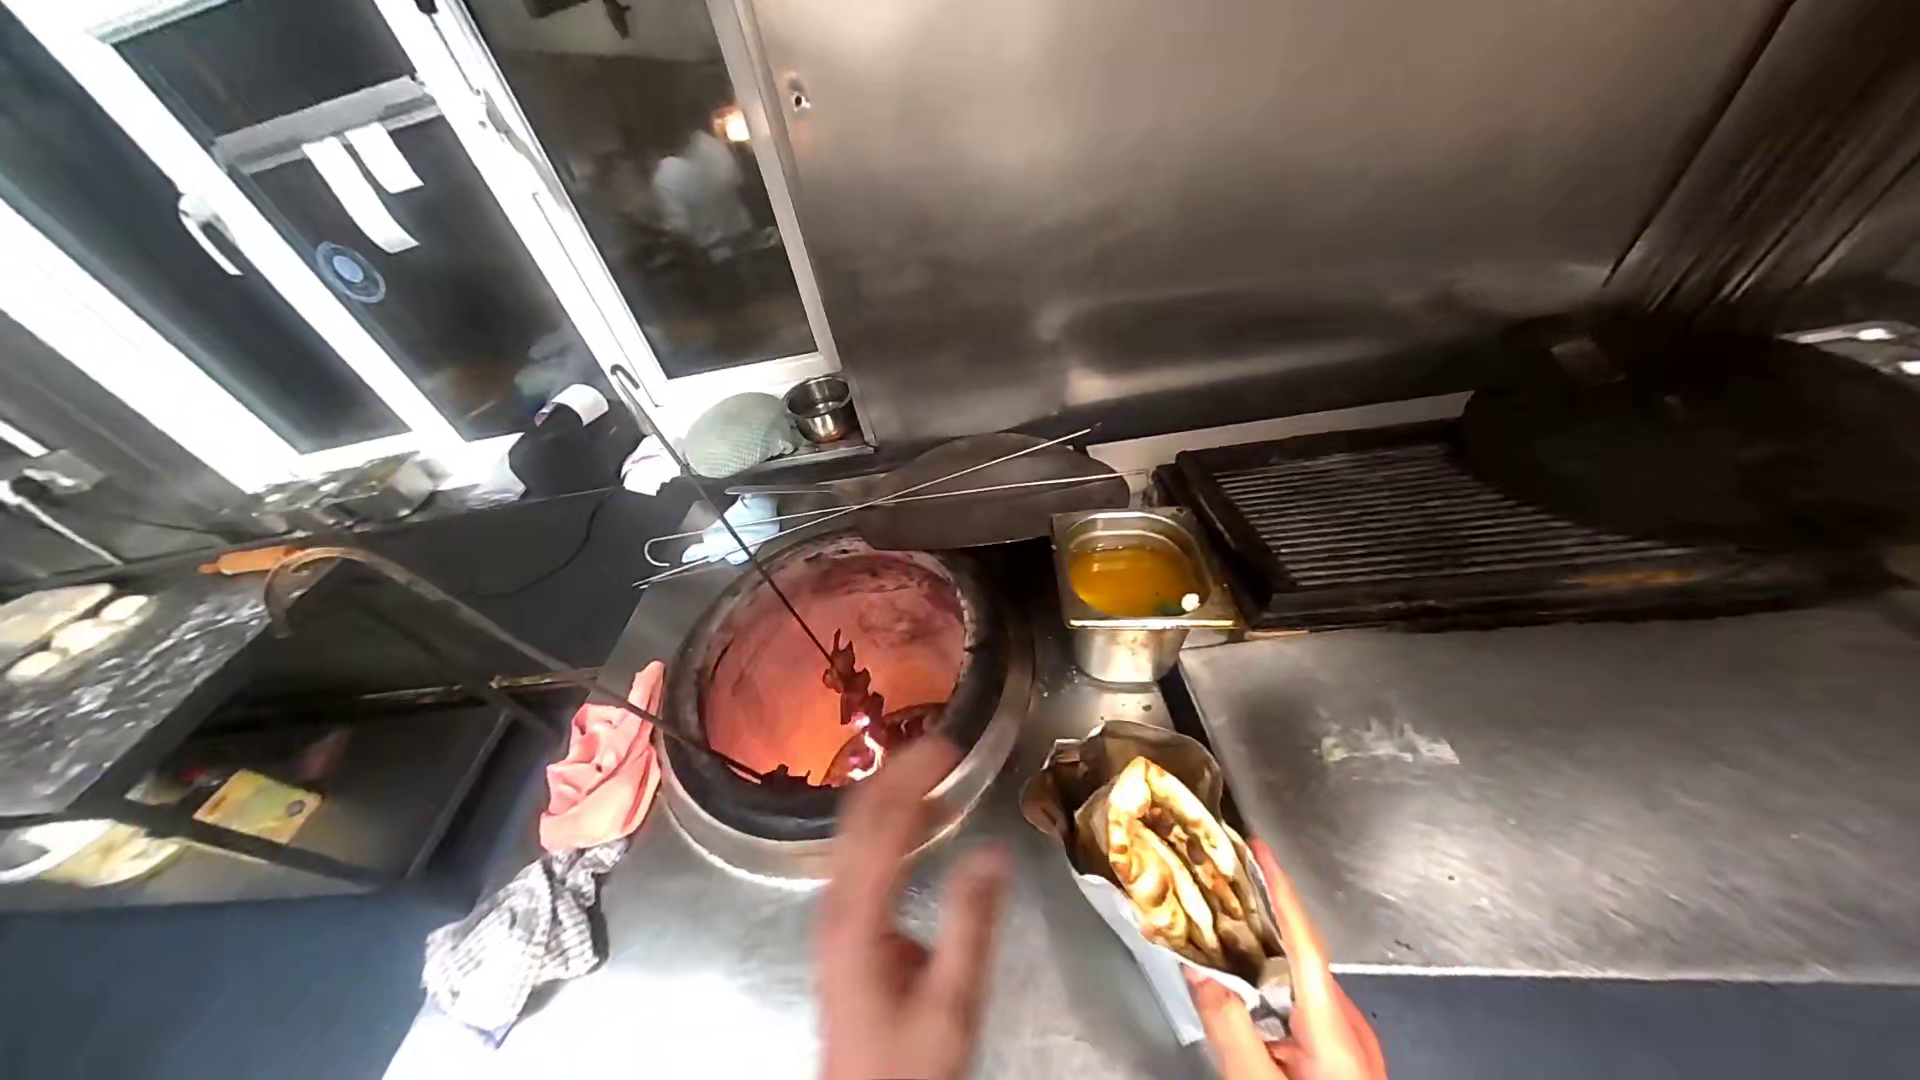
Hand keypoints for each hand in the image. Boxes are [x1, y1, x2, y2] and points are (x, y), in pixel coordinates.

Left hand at [817, 737, 1010, 1079]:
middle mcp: (836, 900)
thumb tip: (995, 851)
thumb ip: (971, 925)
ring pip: (855, 824)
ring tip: (933, 766)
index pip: (884, 823)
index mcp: (858, 914)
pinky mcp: (842, 917)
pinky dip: (888, 817)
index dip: (914, 776)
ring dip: (892, 788)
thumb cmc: (906, 1062)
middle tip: (940, 745)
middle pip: (860, 812)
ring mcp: (834, 907)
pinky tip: (918, 816)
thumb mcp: (951, 1003)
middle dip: (899, 770)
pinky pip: (860, 846)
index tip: (946, 745)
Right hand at [1186, 837, 1385, 1079]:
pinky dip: (1269, 982)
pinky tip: (1241, 986)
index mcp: (1335, 1030)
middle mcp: (1350, 1029)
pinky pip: (1301, 1003)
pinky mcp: (1343, 1059)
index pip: (1304, 940)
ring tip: (1218, 925)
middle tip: (1216, 883)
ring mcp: (1351, 1045)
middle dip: (1257, 913)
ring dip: (1259, 950)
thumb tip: (1197, 966)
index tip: (1259, 847)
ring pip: (1299, 980)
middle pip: (1300, 954)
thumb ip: (1228, 1028)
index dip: (1280, 889)